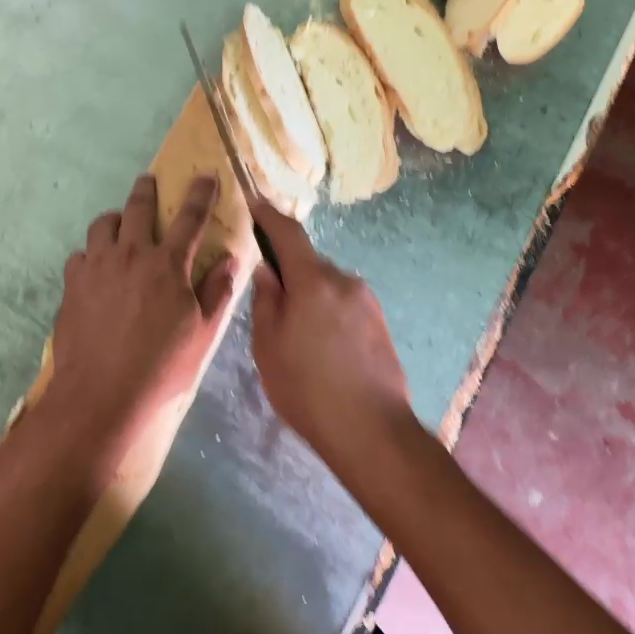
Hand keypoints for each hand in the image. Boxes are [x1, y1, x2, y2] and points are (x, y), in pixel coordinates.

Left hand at [44, 174, 240, 447]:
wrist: (102, 394)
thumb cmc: (161, 368)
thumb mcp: (202, 335)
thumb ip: (216, 293)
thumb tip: (230, 260)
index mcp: (167, 265)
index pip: (190, 218)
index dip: (200, 194)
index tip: (206, 175)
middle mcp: (130, 255)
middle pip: (138, 208)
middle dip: (147, 190)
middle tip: (149, 182)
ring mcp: (96, 267)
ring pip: (103, 225)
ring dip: (115, 219)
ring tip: (120, 225)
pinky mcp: (72, 284)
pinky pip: (80, 255)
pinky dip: (91, 254)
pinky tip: (95, 268)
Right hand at [248, 202, 412, 465]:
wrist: (371, 431)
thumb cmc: (307, 388)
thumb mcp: (268, 346)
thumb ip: (266, 301)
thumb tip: (267, 270)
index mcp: (313, 281)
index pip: (288, 233)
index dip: (269, 215)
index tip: (254, 202)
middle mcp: (344, 281)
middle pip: (309, 263)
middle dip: (288, 272)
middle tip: (268, 301)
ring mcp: (367, 302)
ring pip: (326, 286)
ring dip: (308, 297)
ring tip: (294, 336)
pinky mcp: (379, 324)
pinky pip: (343, 305)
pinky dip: (326, 313)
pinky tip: (320, 349)